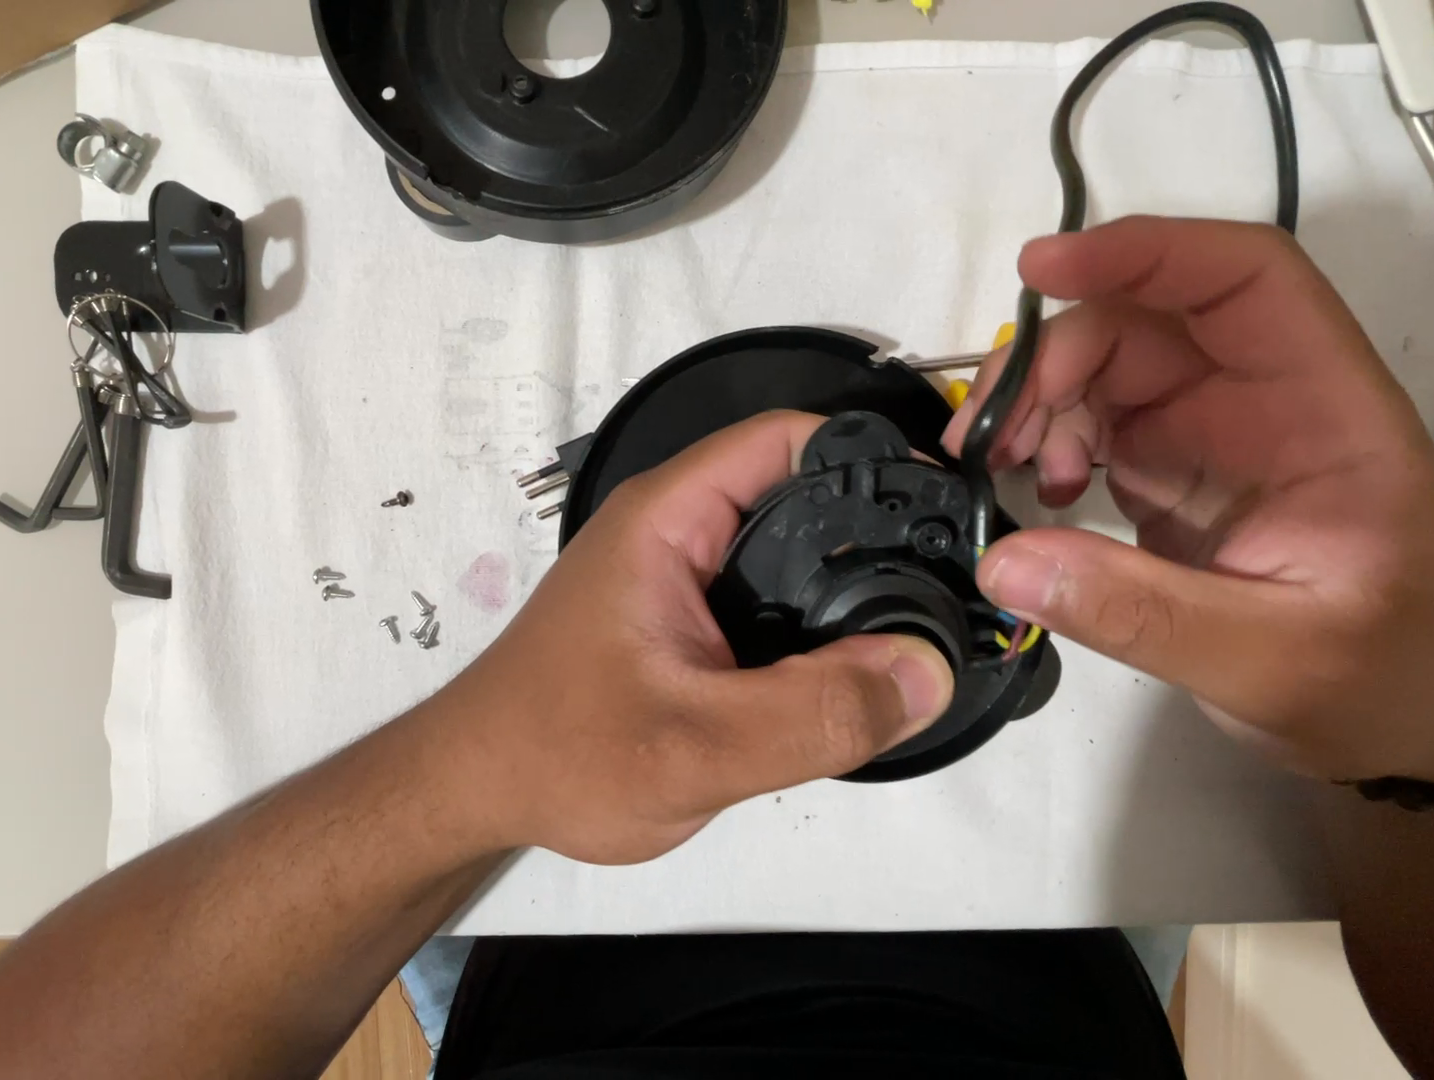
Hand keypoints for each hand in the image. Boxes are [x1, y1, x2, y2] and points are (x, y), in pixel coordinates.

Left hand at [420, 412, 955, 865]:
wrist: (482, 787)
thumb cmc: (561, 756)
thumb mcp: (695, 748)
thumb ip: (814, 714)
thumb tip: (926, 672)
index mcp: (667, 519)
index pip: (784, 440)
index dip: (871, 457)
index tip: (946, 506)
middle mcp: (673, 530)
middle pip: (796, 498)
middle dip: (874, 534)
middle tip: (950, 587)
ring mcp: (676, 576)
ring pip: (786, 559)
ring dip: (846, 591)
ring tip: (917, 634)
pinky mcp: (681, 619)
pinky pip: (767, 605)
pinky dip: (812, 630)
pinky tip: (848, 672)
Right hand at [950, 217, 1433, 783]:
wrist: (1415, 731)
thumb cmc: (1392, 684)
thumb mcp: (1274, 661)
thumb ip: (1137, 612)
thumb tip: (999, 560)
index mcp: (1323, 413)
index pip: (1242, 282)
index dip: (1143, 255)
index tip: (1039, 269)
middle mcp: (1259, 407)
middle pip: (1139, 328)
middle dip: (1048, 362)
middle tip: (983, 436)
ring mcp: (1206, 442)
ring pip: (1101, 376)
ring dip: (1033, 407)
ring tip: (998, 469)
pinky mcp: (1165, 480)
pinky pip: (1087, 432)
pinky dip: (1042, 449)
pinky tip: (1036, 494)